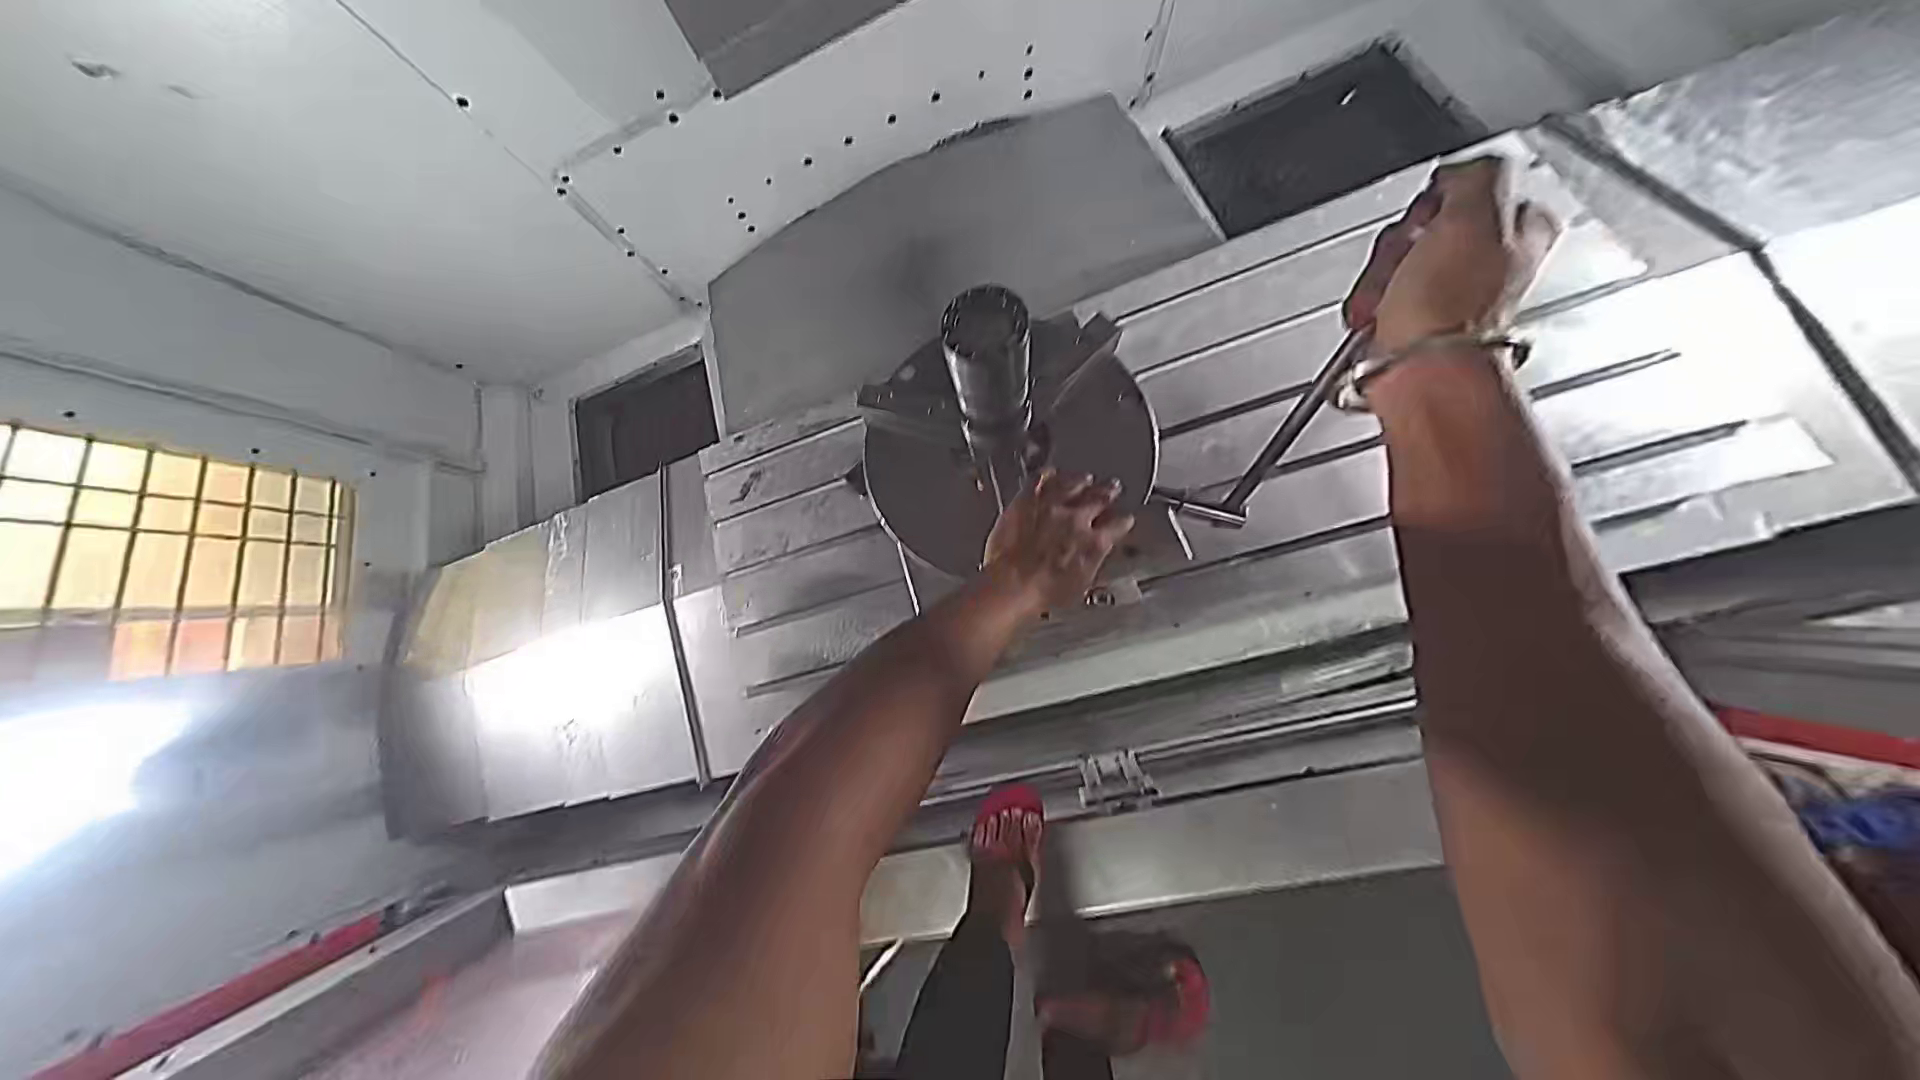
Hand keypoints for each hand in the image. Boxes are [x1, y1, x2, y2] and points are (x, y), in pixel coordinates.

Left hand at [983, 468, 1134, 616]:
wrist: (1012, 583)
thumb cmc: (1042, 591)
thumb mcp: (1080, 585)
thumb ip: (1093, 561)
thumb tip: (1097, 554)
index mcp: (1094, 542)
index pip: (1118, 524)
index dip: (1123, 521)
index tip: (1124, 519)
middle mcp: (1076, 519)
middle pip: (1100, 497)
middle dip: (1109, 491)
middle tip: (1113, 487)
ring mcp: (1051, 506)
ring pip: (1072, 483)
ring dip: (1081, 480)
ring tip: (1085, 477)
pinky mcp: (1027, 500)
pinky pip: (1039, 480)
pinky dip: (1047, 475)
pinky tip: (1049, 473)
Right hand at [1343, 156, 1560, 352]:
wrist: (1416, 366)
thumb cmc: (1449, 304)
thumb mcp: (1475, 211)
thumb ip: (1475, 173)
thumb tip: (1457, 171)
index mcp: (1520, 228)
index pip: (1466, 190)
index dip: (1436, 200)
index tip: (1425, 216)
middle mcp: (1485, 263)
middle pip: (1422, 229)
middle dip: (1398, 245)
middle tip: (1404, 260)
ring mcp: (1444, 295)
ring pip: (1394, 263)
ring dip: (1377, 278)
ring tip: (1385, 296)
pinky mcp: (1407, 323)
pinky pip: (1375, 298)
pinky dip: (1367, 304)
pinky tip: (1374, 314)